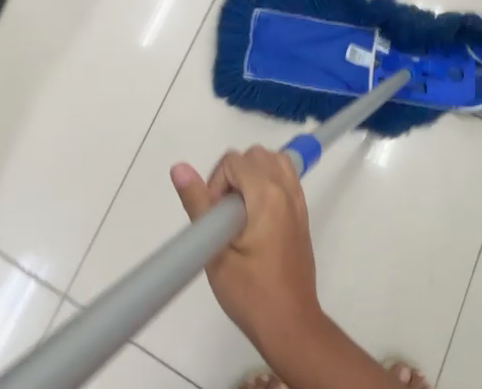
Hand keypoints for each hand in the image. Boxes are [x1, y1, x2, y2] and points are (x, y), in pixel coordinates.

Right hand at [170, 147, 322, 346]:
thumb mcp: (215, 251)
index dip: (216, 184)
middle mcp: (286, 191)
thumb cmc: (250, 292)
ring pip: (274, 162)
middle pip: (256, 156)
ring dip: (253, 176)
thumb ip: (199, 204)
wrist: (290, 325)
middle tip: (224, 216)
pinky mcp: (302, 217)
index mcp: (266, 195)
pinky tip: (255, 219)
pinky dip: (269, 185)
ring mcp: (298, 203)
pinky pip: (286, 180)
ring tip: (239, 212)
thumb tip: (180, 167)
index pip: (234, 161)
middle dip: (233, 176)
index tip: (215, 218)